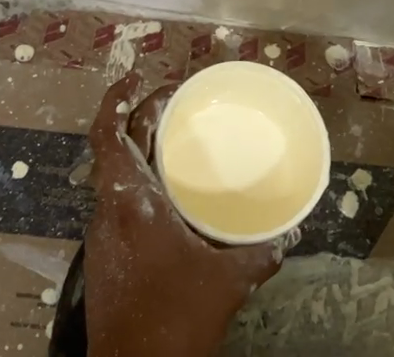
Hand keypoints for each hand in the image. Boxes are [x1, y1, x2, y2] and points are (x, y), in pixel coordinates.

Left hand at [83, 73, 285, 356]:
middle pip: (115, 148)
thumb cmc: (174, 317)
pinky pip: (122, 204)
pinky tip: (171, 196)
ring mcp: (105, 236)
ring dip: (140, 151)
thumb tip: (288, 236)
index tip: (138, 77)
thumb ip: (258, 254)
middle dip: (141, 118)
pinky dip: (142, 184)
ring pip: (116, 177)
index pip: (107, 135)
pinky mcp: (108, 258)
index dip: (117, 99)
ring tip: (174, 140)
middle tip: (175, 101)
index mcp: (129, 202)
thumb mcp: (226, 283)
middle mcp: (110, 211)